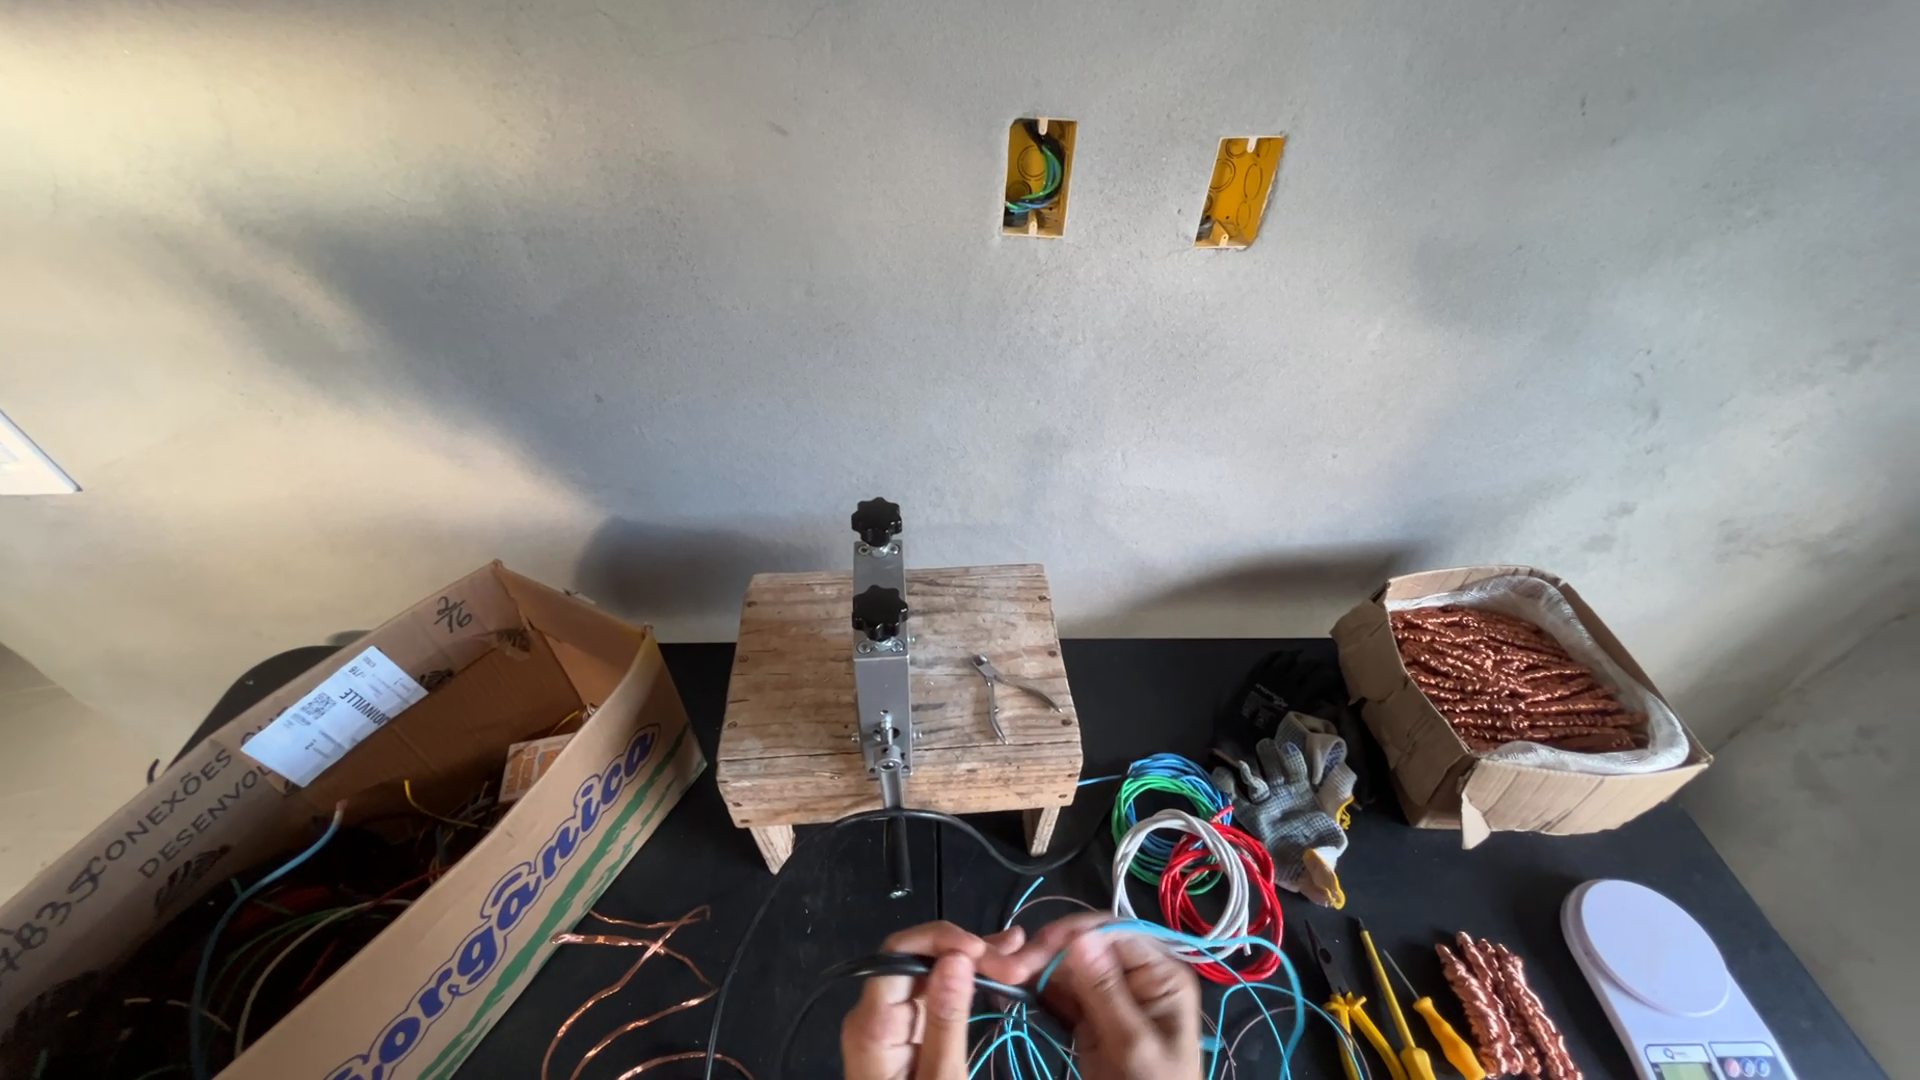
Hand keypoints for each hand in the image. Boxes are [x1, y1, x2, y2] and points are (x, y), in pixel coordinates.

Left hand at [840, 921, 1028, 1079]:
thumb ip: (946, 1019)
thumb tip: (956, 956)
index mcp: (871, 1024)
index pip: (897, 954)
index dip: (941, 940)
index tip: (984, 951)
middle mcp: (875, 1014)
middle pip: (916, 958)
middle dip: (965, 949)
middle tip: (1013, 958)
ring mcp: (892, 1023)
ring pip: (930, 971)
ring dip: (972, 959)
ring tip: (1014, 949)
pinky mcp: (909, 1034)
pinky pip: (935, 993)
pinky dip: (966, 978)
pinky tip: (997, 964)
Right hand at [1023, 916, 1203, 1079]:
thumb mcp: (1134, 1046)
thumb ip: (1105, 991)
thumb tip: (1078, 936)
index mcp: (1159, 972)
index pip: (1112, 933)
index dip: (1073, 933)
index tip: (1036, 946)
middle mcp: (1135, 973)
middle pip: (1086, 945)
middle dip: (1048, 952)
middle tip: (1010, 967)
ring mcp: (1110, 994)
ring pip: (1067, 965)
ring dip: (1036, 967)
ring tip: (1004, 975)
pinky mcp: (1089, 1015)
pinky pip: (1060, 990)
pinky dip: (1037, 988)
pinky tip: (1013, 988)